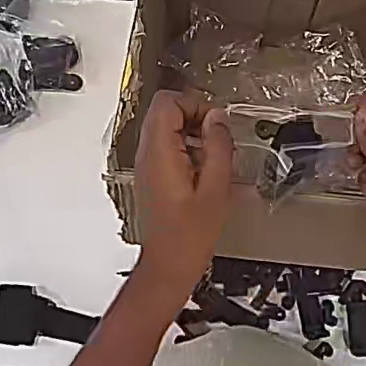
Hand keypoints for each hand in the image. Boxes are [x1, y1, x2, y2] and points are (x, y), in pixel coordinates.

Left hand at [135, 90, 233, 287]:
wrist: (170, 262)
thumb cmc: (191, 234)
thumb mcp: (216, 188)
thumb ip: (218, 147)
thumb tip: (218, 118)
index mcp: (160, 153)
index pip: (168, 103)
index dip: (196, 104)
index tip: (217, 123)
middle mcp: (147, 154)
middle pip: (164, 110)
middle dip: (195, 115)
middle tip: (218, 135)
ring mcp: (146, 164)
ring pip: (165, 126)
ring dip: (191, 131)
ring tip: (214, 153)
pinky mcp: (152, 174)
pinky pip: (166, 145)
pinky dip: (186, 146)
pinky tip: (204, 169)